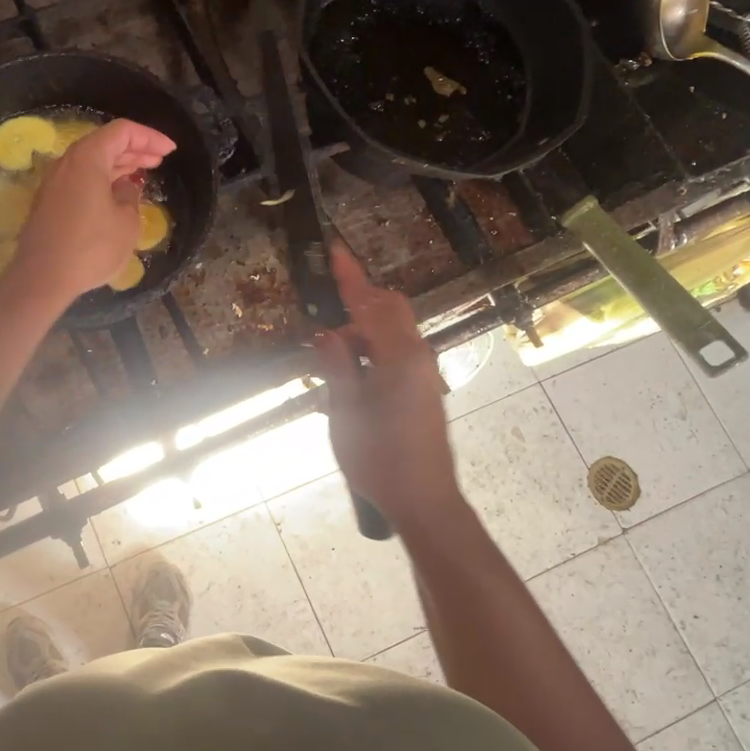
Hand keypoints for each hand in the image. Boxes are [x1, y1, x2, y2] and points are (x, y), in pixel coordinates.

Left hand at [4, 119, 175, 300]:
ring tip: (142, 174)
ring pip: (91, 163)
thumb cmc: (91, 247)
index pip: (122, 132)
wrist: (43, 278)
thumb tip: (124, 187)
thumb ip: (130, 196)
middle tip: (159, 160)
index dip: (149, 137)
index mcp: (87, 158)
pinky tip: (116, 194)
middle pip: (104, 144)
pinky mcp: (49, 203)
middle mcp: (66, 163)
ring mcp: (54, 183)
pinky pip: (80, 180)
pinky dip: (102, 180)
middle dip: (134, 149)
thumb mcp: (126, 222)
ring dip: (118, 165)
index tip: (170, 150)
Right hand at [313, 243, 461, 519]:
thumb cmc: (379, 460)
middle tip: (325, 327)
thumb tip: (327, 335)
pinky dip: (373, 349)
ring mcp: (424, 374)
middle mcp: (418, 358)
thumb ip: (336, 368)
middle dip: (358, 304)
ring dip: (363, 332)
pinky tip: (351, 376)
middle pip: (389, 310)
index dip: (351, 277)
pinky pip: (397, 352)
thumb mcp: (344, 413)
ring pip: (393, 331)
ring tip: (332, 359)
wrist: (423, 500)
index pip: (371, 304)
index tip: (336, 250)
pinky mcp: (424, 389)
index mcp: (399, 358)